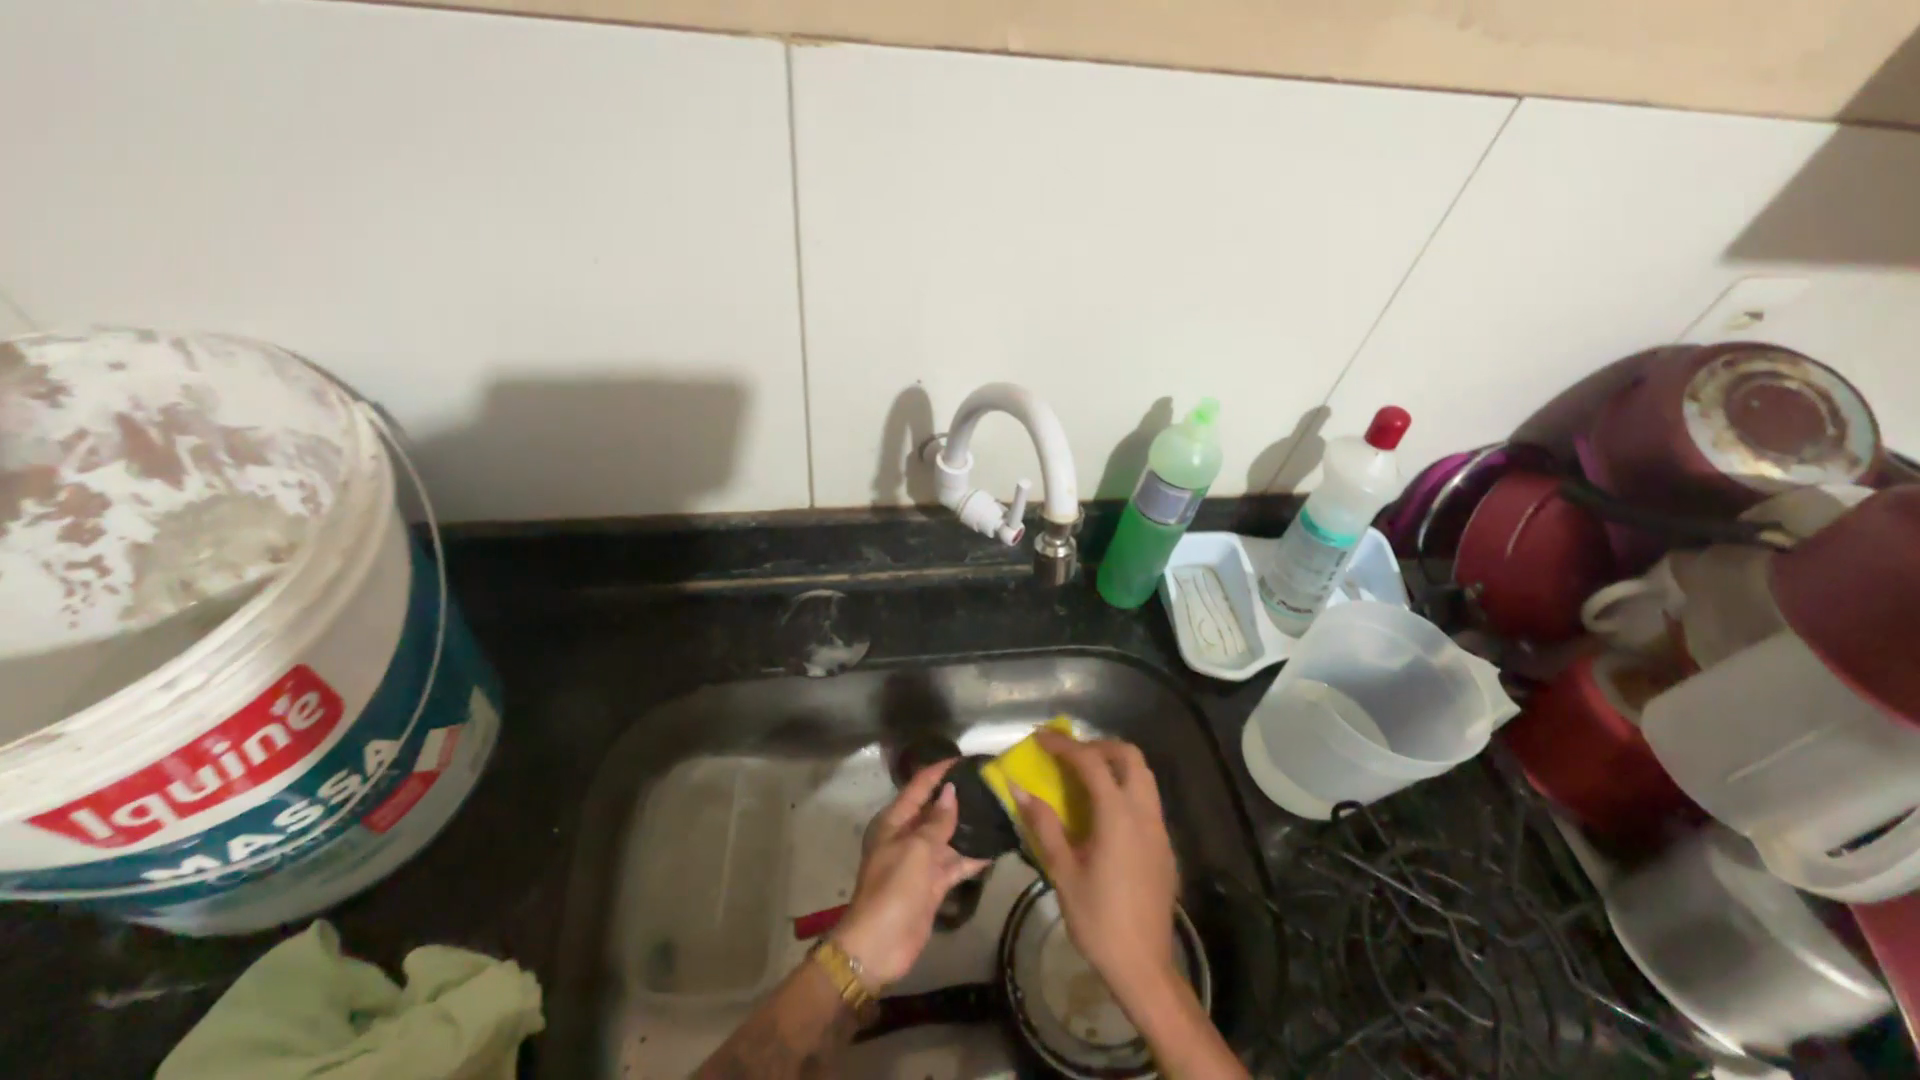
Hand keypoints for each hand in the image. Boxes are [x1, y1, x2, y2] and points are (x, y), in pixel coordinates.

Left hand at [832, 760, 991, 986]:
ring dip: (970, 827)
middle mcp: (907, 836)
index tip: (968, 760)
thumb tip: (950, 792)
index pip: (920, 786)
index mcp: (895, 822)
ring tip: (1000, 810)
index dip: (941, 770)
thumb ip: (937, 822)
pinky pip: (955, 864)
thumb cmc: (893, 889)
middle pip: (936, 810)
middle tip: (992, 784)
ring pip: (949, 837)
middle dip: (960, 797)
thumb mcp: (916, 850)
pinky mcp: (933, 884)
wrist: (879, 945)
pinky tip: (996, 848)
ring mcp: (921, 861)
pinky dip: (973, 857)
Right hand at [1014, 732, 1180, 1000]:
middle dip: (1099, 747)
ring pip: (1144, 777)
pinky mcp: (1164, 847)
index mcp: (1118, 816)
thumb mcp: (1062, 872)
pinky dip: (1125, 789)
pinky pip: (1147, 801)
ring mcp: (1159, 830)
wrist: (1143, 964)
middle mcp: (1145, 814)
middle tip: (1068, 755)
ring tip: (1083, 777)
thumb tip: (1018, 789)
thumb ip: (1044, 825)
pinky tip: (1102, 812)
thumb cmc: (1098, 919)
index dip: (1064, 745)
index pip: (1091, 763)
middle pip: (1130, 757)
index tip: (1040, 738)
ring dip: (1115, 766)